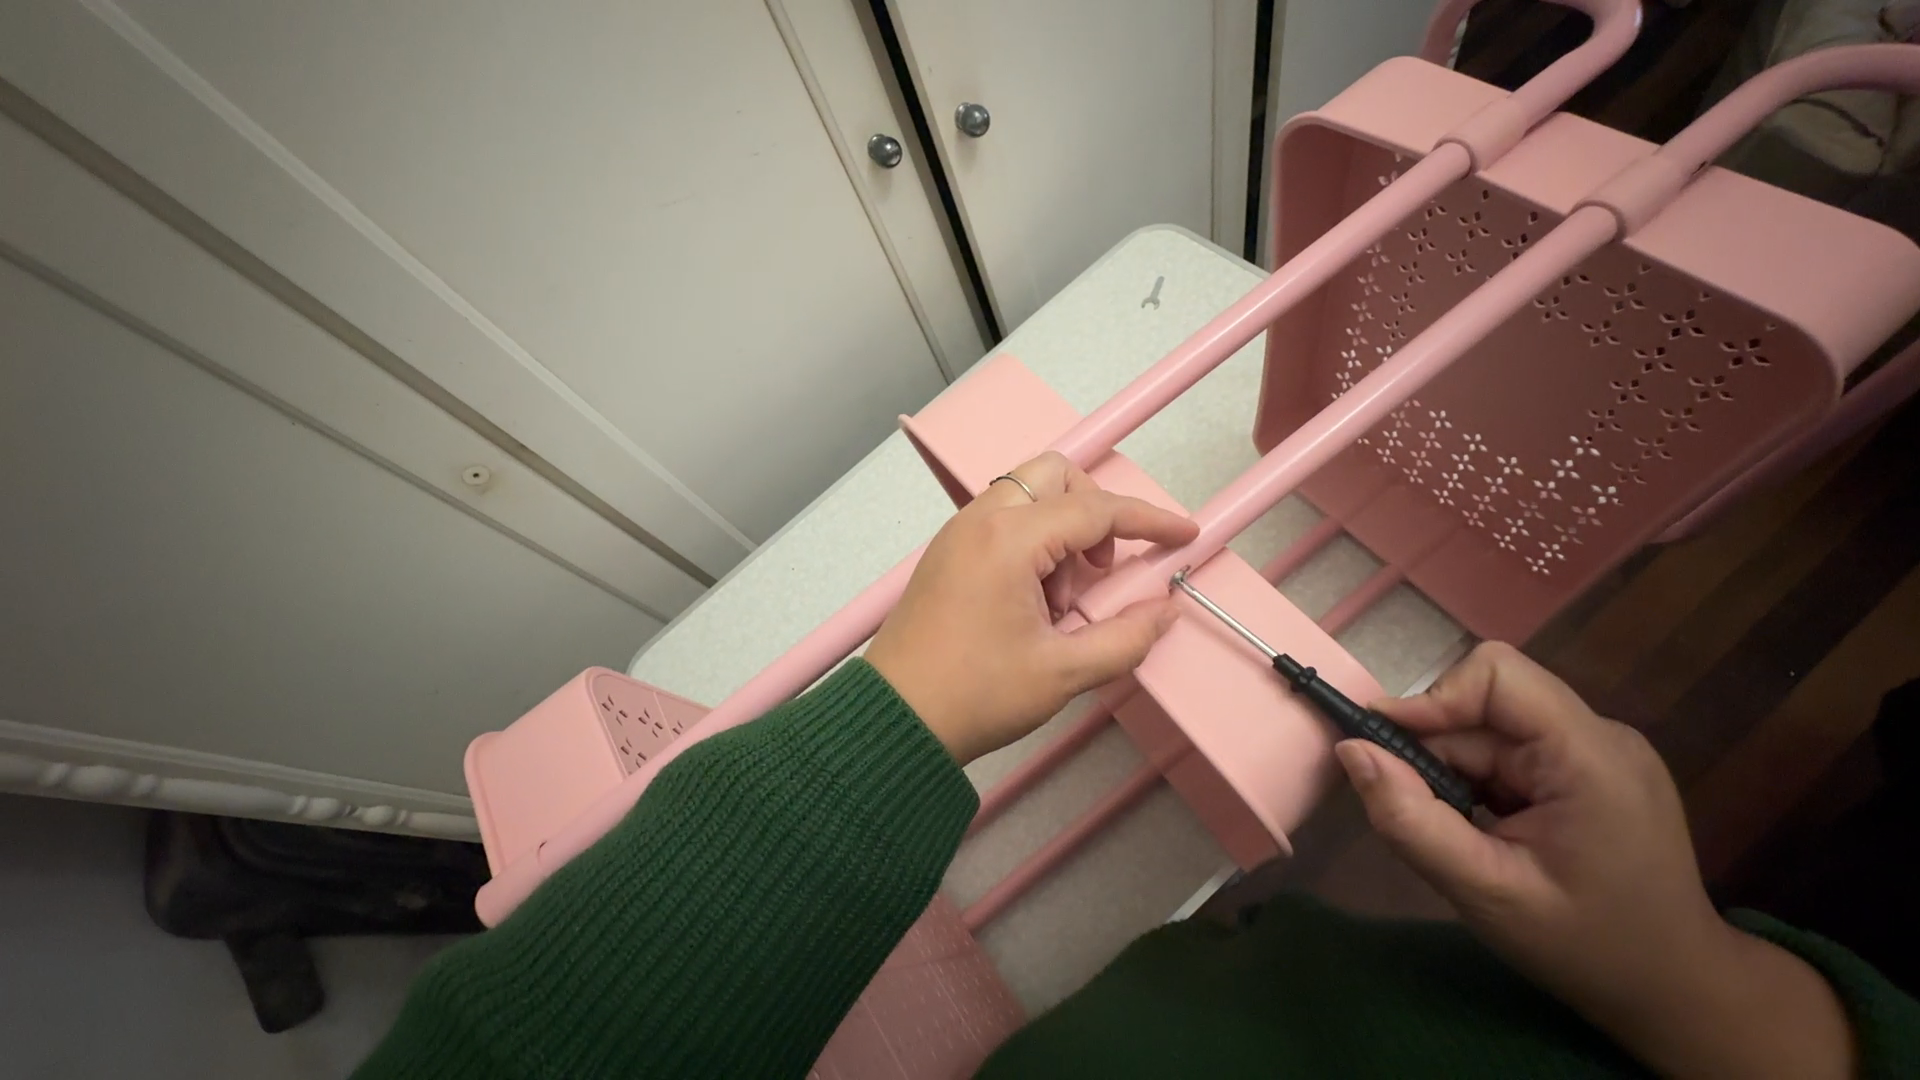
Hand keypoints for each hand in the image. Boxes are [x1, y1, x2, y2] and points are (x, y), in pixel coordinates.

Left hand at [866, 452, 1197, 763]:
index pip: (1095, 509)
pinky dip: (1032, 542)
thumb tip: (1164, 611)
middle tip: (1101, 569)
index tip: (1184, 536)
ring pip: (1027, 495)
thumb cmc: (974, 695)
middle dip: (1094, 510)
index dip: (1149, 521)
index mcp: (1008, 540)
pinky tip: (1034, 601)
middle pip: (1055, 476)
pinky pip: (1002, 520)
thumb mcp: (1061, 672)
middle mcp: (979, 520)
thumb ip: (1125, 638)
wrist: (896, 719)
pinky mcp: (948, 553)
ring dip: (1061, 530)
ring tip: (1060, 601)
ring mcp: (958, 533)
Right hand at [1337, 642, 1851, 1078]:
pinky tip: (1482, 826)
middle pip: (1485, 706)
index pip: (1498, 675)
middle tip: (1415, 810)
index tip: (1385, 744)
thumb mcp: (1484, 892)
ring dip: (1452, 771)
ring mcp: (1596, 750)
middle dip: (1436, 752)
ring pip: (1488, 729)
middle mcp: (1598, 736)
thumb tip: (1350, 750)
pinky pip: (1506, 749)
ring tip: (1457, 830)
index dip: (1433, 698)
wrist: (1680, 992)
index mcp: (1590, 758)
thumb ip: (1410, 820)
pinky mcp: (1587, 766)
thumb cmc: (1587, 947)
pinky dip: (1474, 780)